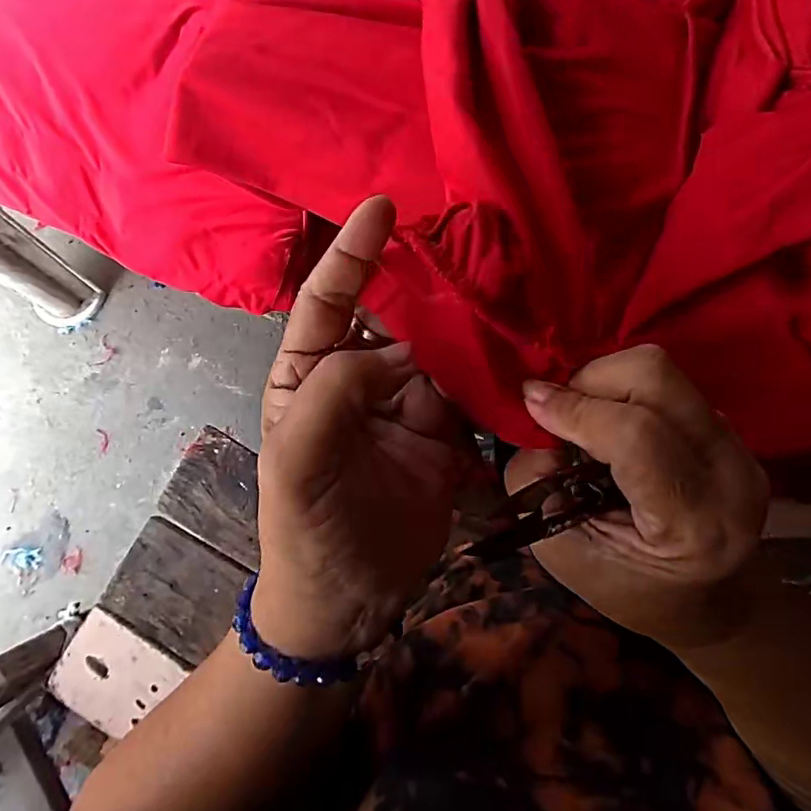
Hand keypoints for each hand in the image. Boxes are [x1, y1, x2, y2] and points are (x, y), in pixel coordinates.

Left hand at [254, 196, 481, 658]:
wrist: (350, 602)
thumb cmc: (305, 530)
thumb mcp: (297, 462)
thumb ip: (331, 394)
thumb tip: (398, 352)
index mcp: (307, 373)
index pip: (327, 301)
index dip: (352, 253)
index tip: (381, 208)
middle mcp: (356, 377)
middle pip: (391, 314)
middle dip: (421, 279)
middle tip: (465, 241)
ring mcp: (404, 402)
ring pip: (437, 347)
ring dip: (463, 322)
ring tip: (499, 287)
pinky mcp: (444, 433)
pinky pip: (467, 389)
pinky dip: (488, 371)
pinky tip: (512, 346)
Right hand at [507, 345, 768, 650]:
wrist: (709, 604)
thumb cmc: (630, 589)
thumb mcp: (563, 553)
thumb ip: (536, 485)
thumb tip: (537, 421)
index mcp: (692, 521)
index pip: (636, 434)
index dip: (574, 409)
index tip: (530, 404)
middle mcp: (729, 473)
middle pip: (656, 376)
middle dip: (591, 380)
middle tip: (563, 413)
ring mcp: (738, 447)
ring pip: (660, 370)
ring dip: (605, 382)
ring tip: (586, 421)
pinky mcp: (732, 430)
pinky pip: (667, 383)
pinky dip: (623, 390)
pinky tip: (612, 426)